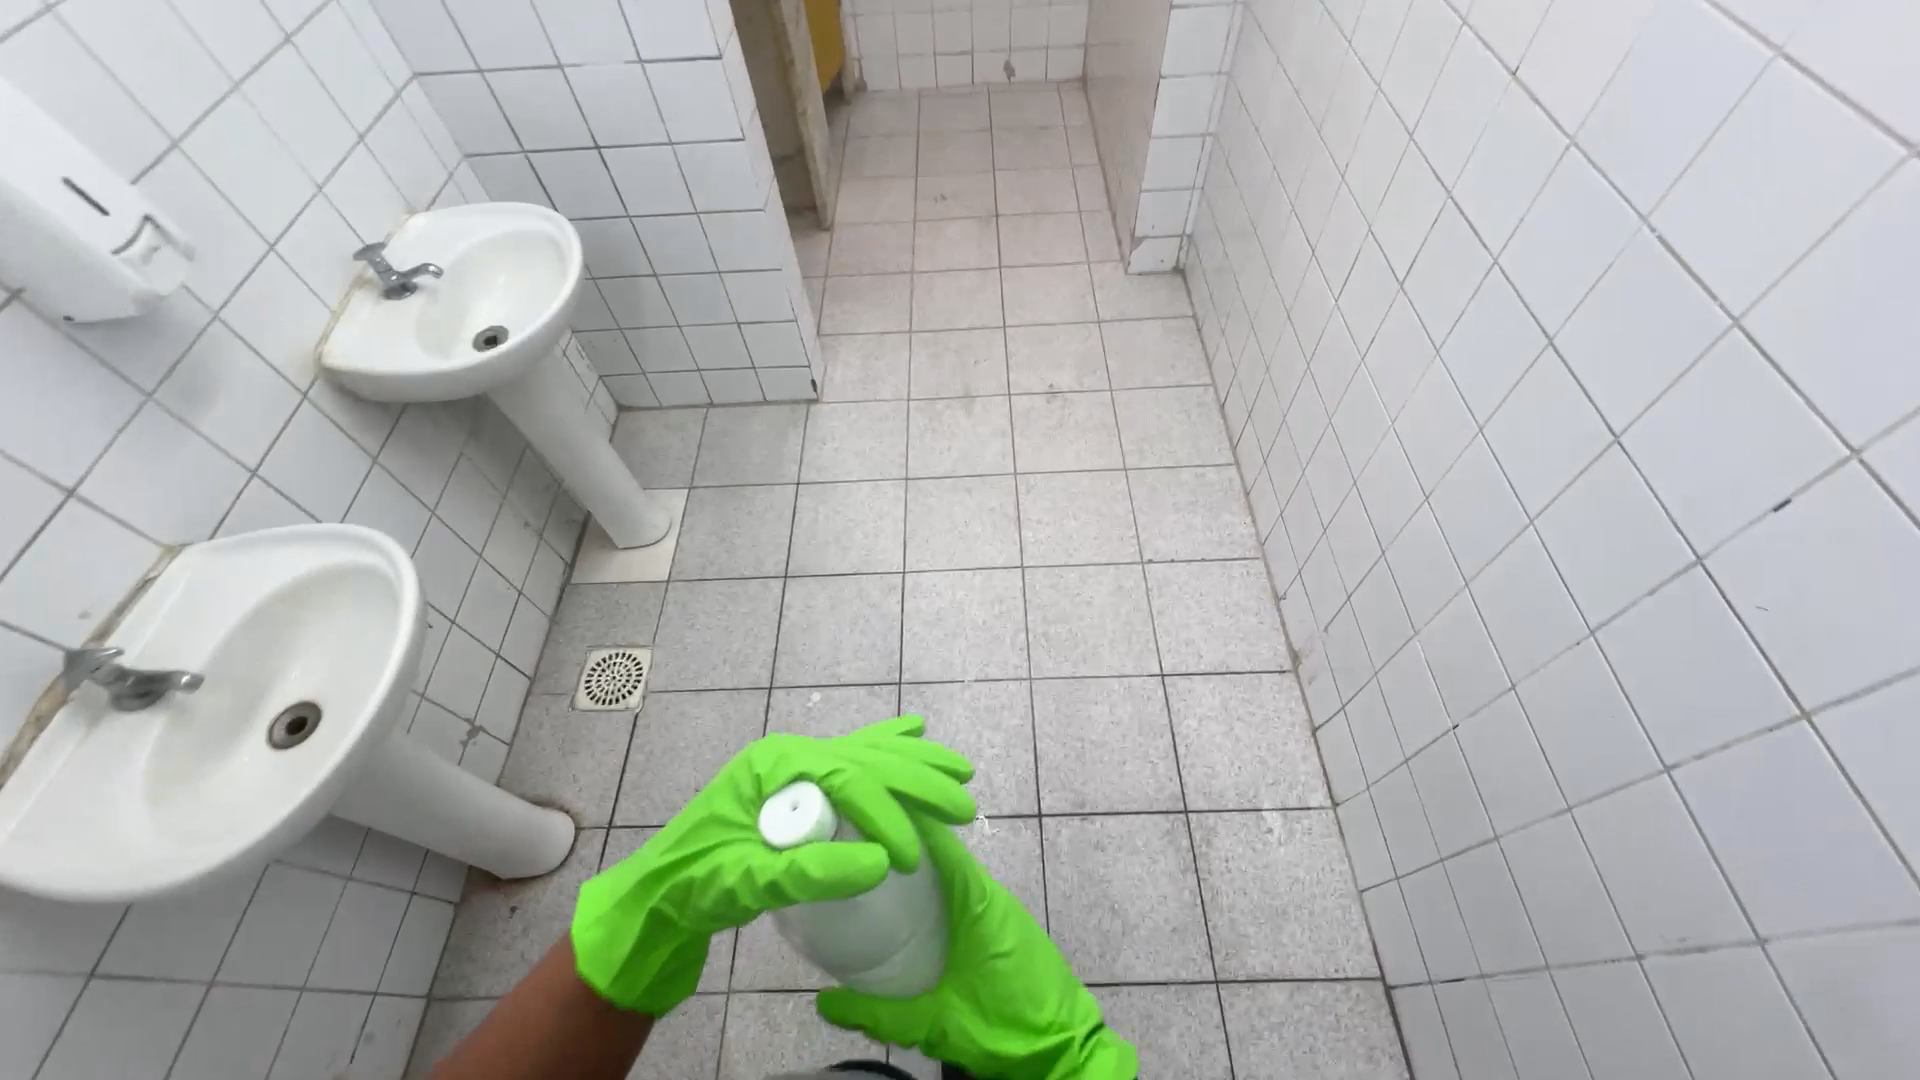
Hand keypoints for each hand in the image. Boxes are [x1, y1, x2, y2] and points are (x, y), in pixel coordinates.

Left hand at [571, 716, 975, 1014]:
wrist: (661, 894)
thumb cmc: (697, 885)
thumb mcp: (746, 882)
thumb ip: (808, 873)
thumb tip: (881, 864)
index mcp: (774, 764)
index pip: (845, 778)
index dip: (886, 813)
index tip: (910, 859)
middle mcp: (789, 753)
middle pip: (866, 757)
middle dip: (919, 780)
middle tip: (964, 809)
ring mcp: (795, 763)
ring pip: (868, 752)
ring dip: (915, 762)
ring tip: (960, 772)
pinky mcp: (801, 781)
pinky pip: (854, 757)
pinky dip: (887, 746)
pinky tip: (915, 731)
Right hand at [816, 819, 1137, 1079]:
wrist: (1067, 1053)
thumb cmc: (1008, 1027)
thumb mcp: (938, 1023)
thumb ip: (880, 1014)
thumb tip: (824, 1003)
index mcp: (978, 899)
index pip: (939, 841)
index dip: (904, 821)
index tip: (863, 811)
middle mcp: (989, 892)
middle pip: (940, 852)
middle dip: (901, 842)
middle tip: (852, 841)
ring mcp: (997, 908)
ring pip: (950, 873)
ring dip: (916, 868)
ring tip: (869, 867)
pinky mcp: (999, 926)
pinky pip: (960, 894)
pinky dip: (932, 891)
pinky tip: (903, 909)